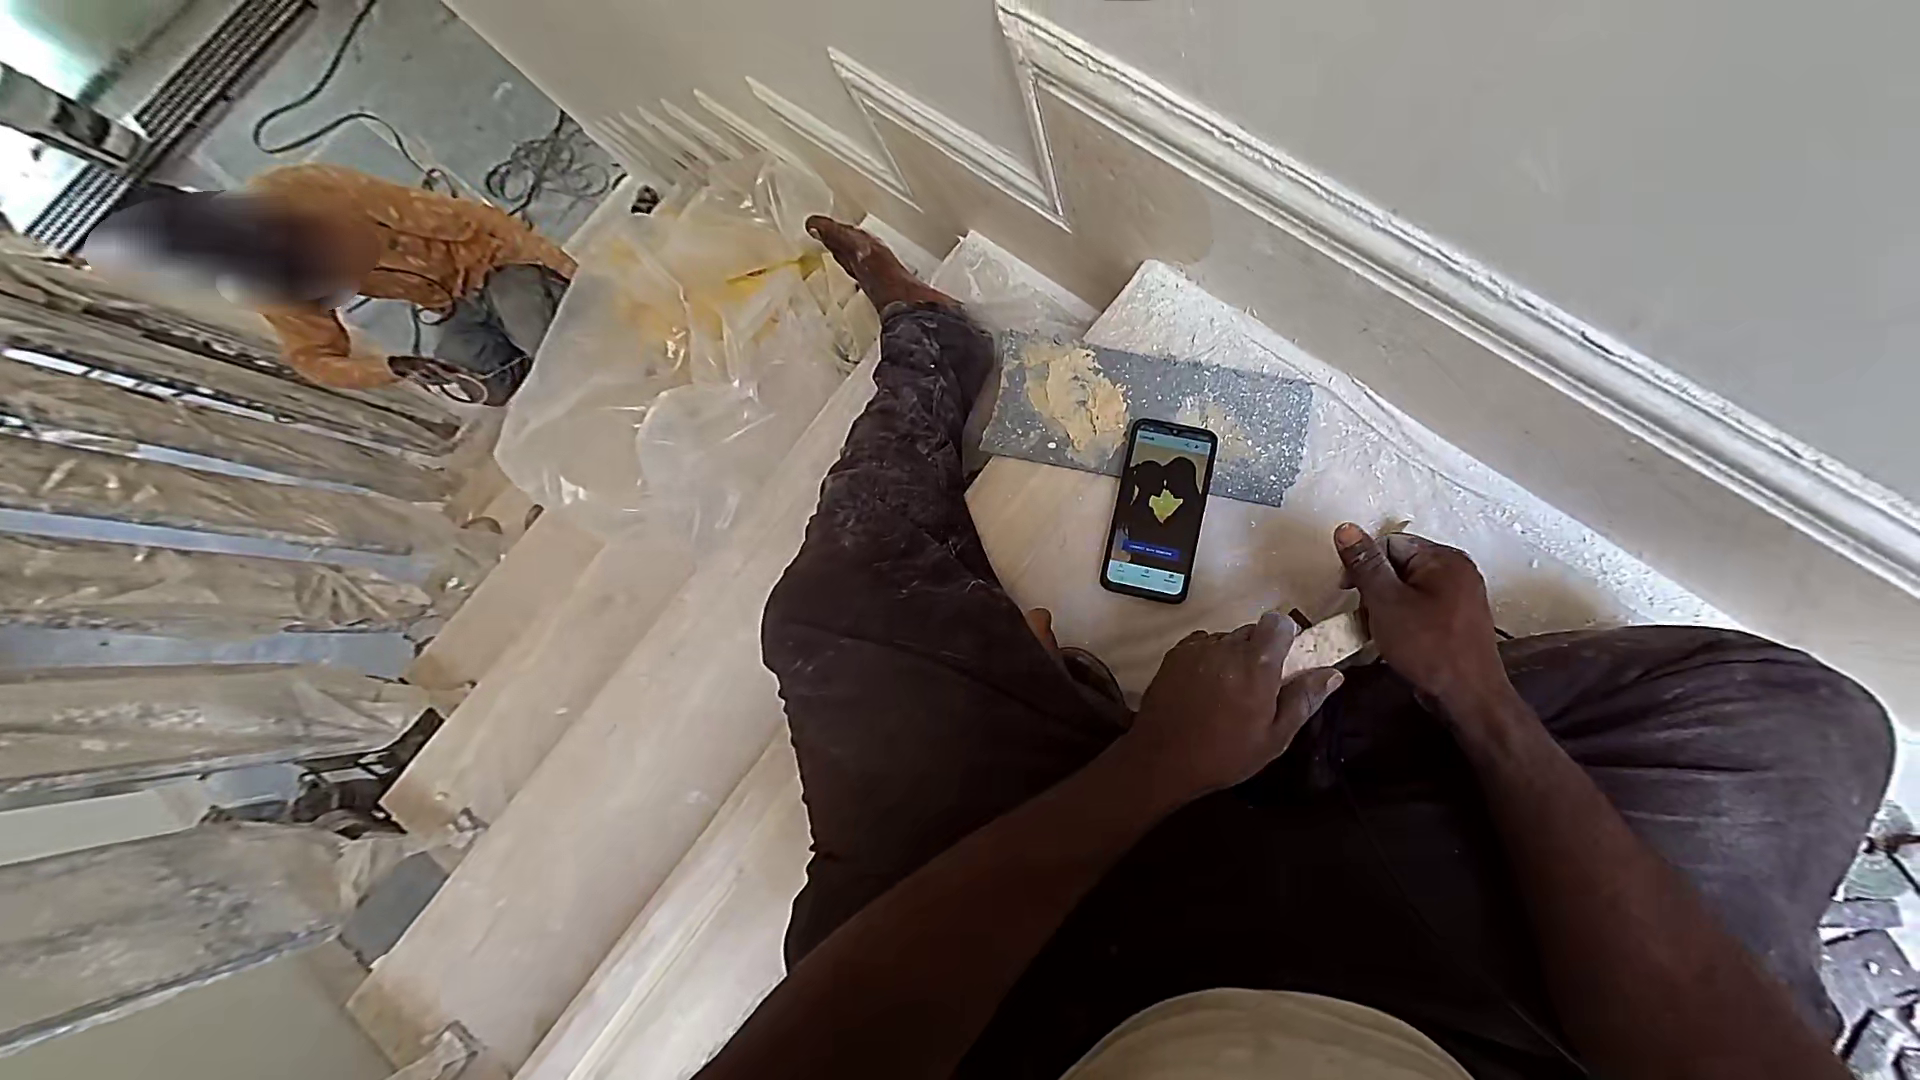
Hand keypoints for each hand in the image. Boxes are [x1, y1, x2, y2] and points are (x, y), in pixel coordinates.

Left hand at [1113, 613, 1343, 802]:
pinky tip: (1205, 686)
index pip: (1277, 623)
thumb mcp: (1275, 737)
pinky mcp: (1174, 654)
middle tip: (1257, 686)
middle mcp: (1224, 648)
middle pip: (1251, 631)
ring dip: (1232, 655)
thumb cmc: (1225, 753)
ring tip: (1227, 691)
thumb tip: (1332, 673)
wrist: (1163, 757)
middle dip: (1260, 650)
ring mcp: (1196, 649)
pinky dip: (1207, 657)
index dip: (1285, 636)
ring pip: (1225, 638)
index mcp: (1255, 666)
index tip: (1286, 658)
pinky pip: (1200, 644)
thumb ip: (1304, 699)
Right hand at [1333, 522, 1511, 715]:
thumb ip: (1364, 563)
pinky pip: (1415, 603)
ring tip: (1379, 628)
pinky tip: (1393, 636)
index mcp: (1444, 560)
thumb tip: (1346, 529)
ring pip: (1402, 586)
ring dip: (1382, 605)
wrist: (1466, 696)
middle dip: (1372, 587)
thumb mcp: (1385, 601)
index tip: (1349, 591)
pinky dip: (1398, 616)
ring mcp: (1458, 595)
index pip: (1388, 543)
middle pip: (1395, 564)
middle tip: (1366, 613)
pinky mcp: (1454, 617)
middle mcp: (1456, 571)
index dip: (1362, 564)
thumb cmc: (1427, 646)